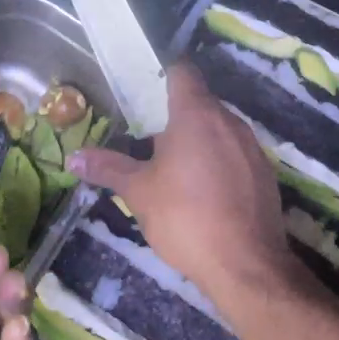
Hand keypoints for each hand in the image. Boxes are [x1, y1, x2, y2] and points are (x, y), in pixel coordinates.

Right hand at [67, 63, 296, 306]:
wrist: (247, 268)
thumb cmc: (186, 217)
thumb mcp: (138, 192)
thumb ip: (108, 168)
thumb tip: (73, 158)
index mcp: (196, 114)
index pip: (181, 71)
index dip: (161, 72)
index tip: (141, 86)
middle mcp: (228, 121)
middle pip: (199, 101)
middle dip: (174, 113)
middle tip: (146, 133)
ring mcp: (251, 148)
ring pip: (219, 128)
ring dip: (197, 138)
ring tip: (171, 164)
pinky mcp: (265, 175)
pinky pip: (235, 154)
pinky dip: (217, 161)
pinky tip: (202, 190)